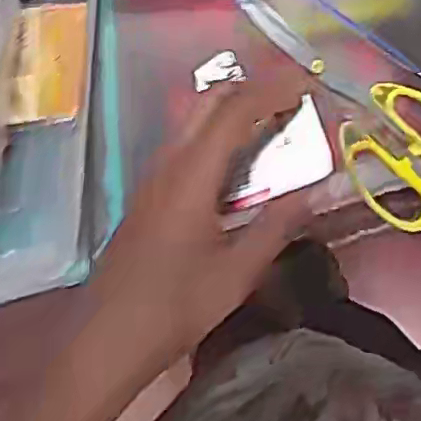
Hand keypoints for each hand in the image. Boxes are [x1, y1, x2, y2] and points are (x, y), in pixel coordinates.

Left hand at [80, 80, 313, 378]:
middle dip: (253, 87)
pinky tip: (239, 159)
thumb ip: (275, 226)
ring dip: (235, 106)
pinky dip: (219, 129)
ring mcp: (157, 171)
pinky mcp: (152, 186)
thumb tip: (313, 191)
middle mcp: (171, 159)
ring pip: (197, 116)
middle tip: (291, 97)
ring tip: (273, 120)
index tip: (305, 85)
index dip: (273, 90)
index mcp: (192, 172)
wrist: (107, 336)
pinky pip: (189, 138)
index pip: (236, 110)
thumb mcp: (236, 273)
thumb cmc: (173, 306)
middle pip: (212, 99)